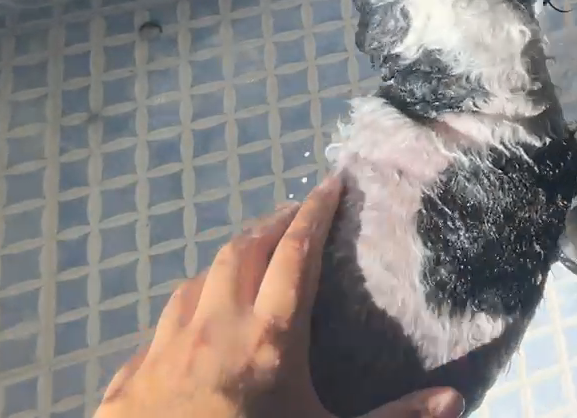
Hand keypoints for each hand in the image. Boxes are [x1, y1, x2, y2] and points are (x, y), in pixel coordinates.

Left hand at [96, 175, 462, 417]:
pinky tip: (193, 331)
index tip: (334, 181)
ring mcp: (160, 358)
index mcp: (268, 339)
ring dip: (227, 263)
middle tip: (299, 217)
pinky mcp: (121, 390)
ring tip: (250, 261)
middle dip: (273, 224)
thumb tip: (456, 400)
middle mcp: (212, 333)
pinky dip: (184, 315)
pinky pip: (156, 333)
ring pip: (195, 283)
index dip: (317, 210)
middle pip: (243, 251)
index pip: (297, 251)